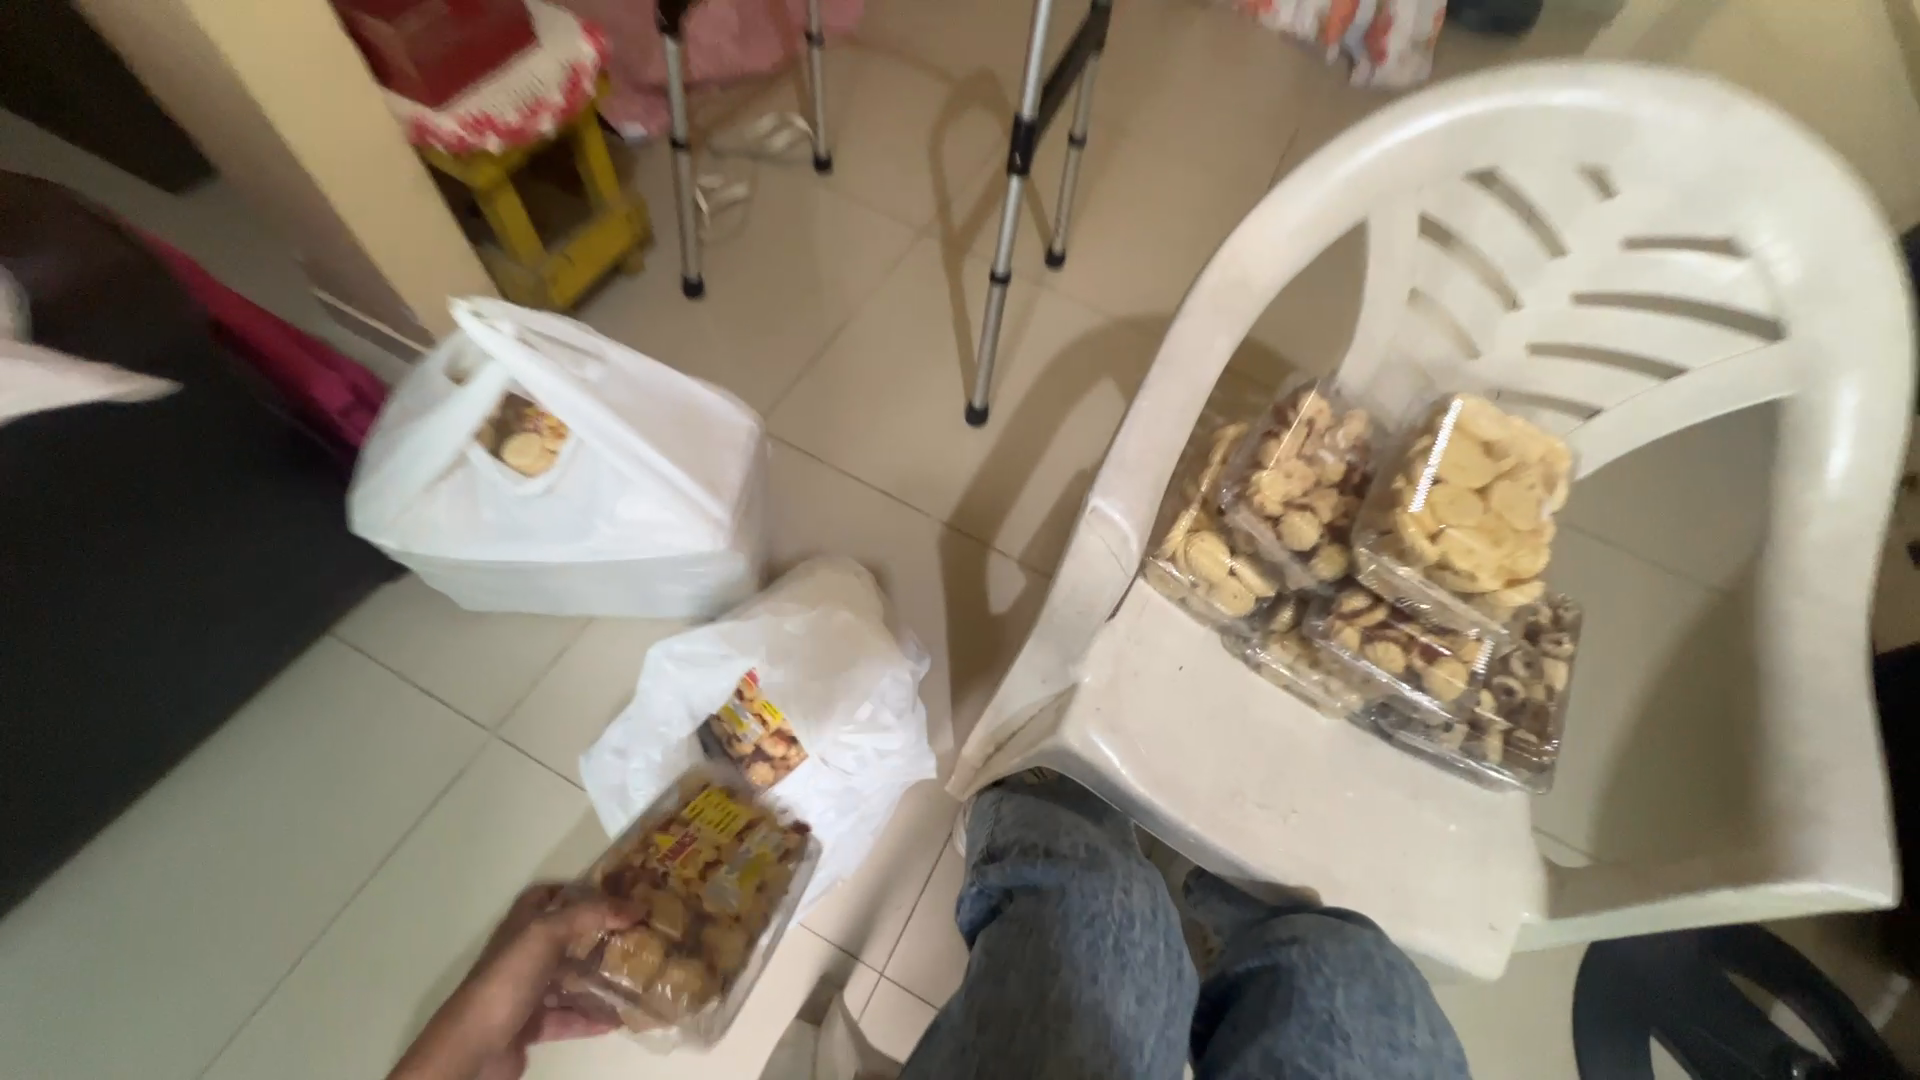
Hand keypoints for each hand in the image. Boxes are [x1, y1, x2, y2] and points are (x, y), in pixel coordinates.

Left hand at [388, 883, 637, 1079]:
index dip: (572, 889)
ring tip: (635, 974)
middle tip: (635, 931)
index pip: (543, 896)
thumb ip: (592, 913)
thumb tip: (638, 906)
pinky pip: (568, 1017)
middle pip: (565, 937)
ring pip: (569, 979)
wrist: (473, 1049)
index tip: (609, 890)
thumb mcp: (549, 933)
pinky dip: (591, 1017)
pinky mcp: (531, 1025)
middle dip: (598, 934)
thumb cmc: (508, 979)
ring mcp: (525, 991)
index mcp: (521, 926)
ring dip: (599, 978)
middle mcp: (522, 955)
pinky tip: (618, 1017)